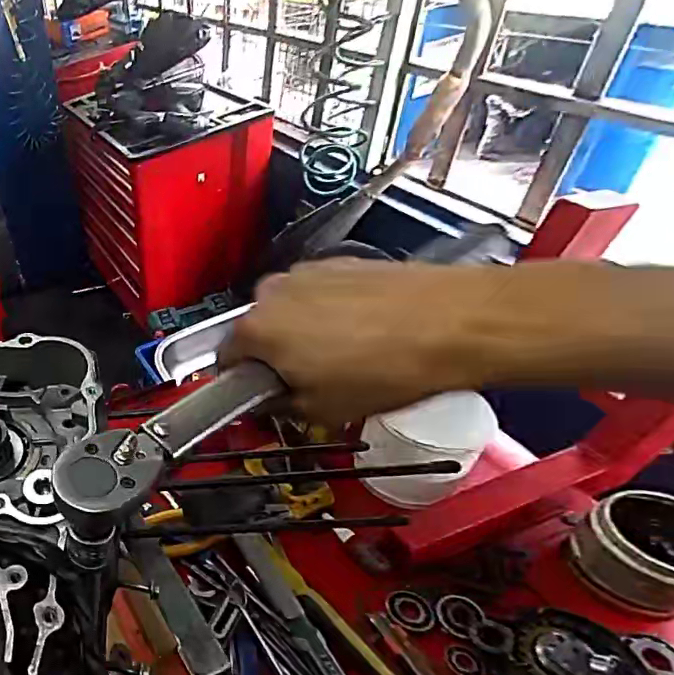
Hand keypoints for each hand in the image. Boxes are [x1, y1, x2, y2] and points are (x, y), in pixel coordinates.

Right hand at [220, 258, 592, 424]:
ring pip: (288, 311)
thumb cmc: (390, 366)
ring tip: (345, 357)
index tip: (261, 393)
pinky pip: (318, 294)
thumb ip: (279, 406)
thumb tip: (271, 401)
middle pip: (257, 331)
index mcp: (257, 329)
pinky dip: (330, 313)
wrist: (449, 323)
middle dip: (276, 356)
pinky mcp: (337, 263)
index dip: (243, 382)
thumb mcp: (322, 411)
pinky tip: (363, 334)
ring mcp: (306, 273)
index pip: (224, 359)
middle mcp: (273, 293)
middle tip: (310, 381)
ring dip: (303, 333)